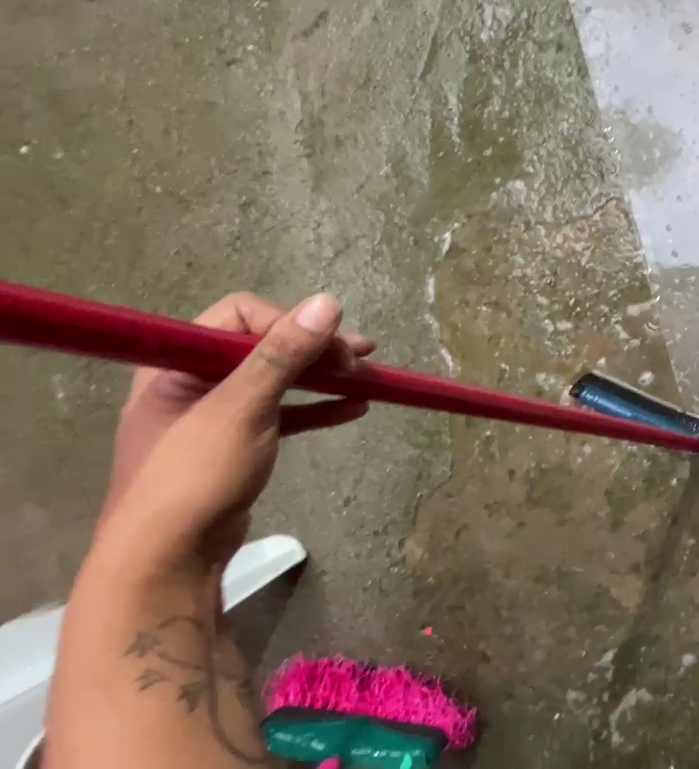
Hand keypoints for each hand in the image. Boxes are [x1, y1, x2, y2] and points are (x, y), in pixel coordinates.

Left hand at [92, 292, 372, 579]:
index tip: (328, 345)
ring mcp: (217, 415)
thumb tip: (328, 302)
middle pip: (265, 344)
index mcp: (175, 366)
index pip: (238, 316)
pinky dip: (320, 406)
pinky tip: (356, 409)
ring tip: (368, 379)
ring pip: (281, 378)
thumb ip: (282, 354)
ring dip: (326, 375)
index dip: (287, 322)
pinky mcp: (239, 443)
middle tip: (361, 356)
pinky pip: (287, 411)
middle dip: (317, 347)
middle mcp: (193, 383)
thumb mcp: (241, 409)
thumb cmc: (195, 476)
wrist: (169, 558)